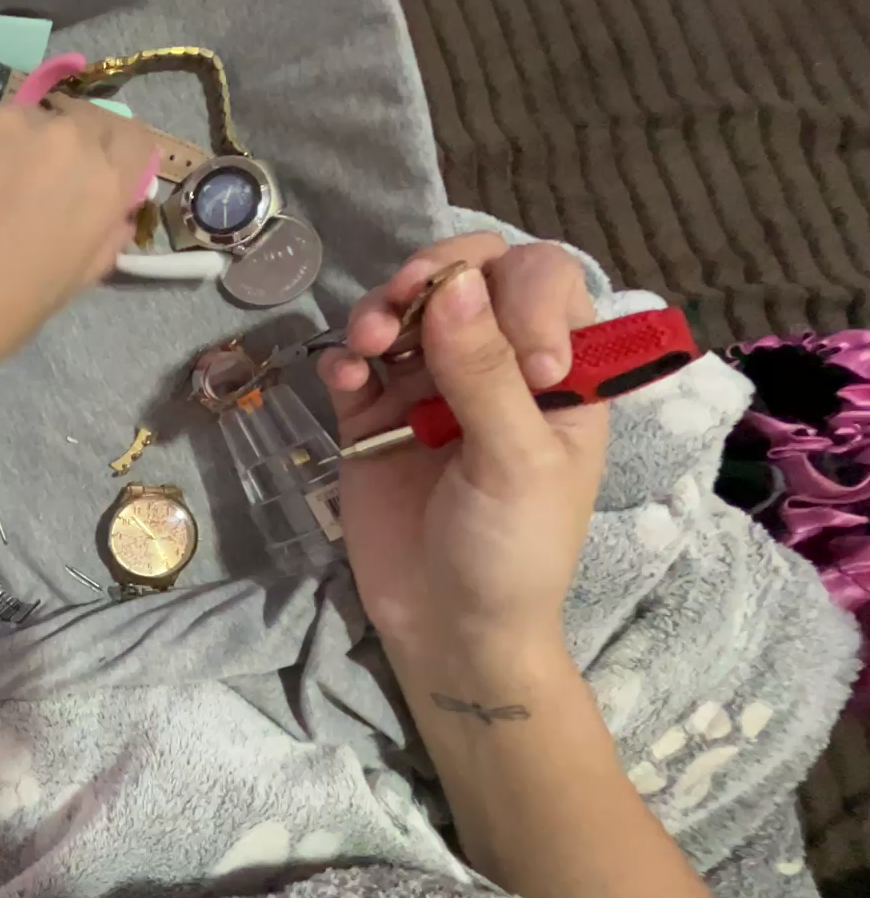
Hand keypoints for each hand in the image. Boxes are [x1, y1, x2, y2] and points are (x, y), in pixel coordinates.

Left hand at [0, 105, 155, 389]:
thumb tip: (114, 211)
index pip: (134, 143)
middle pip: (76, 128)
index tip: (90, 190)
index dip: (115, 167)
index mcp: (101, 183)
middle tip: (25, 203)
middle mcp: (58, 137)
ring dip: (9, 153)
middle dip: (61, 159)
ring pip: (19, 124)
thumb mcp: (65, 290)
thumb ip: (100, 239)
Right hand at [317, 233, 608, 663]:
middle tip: (404, 298)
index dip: (516, 296)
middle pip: (461, 283)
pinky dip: (343, 362)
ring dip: (377, 314)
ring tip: (362, 344)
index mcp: (555, 370)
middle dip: (431, 278)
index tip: (516, 364)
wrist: (444, 619)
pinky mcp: (367, 422)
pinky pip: (353, 371)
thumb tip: (453, 283)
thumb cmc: (510, 546)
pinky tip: (342, 377)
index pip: (538, 284)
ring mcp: (421, 394)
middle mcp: (488, 369)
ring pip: (398, 318)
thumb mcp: (516, 459)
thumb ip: (484, 371)